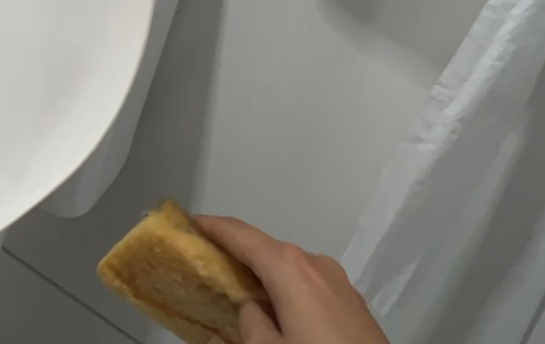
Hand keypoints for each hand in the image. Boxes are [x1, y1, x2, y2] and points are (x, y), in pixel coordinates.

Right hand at [194, 217, 389, 343]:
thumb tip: (256, 309)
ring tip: (244, 296)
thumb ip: (250, 323)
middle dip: (238, 256)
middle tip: (210, 265)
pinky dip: (290, 294)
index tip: (188, 223)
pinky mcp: (356, 308)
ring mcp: (341, 285)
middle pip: (266, 250)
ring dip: (266, 278)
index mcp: (289, 267)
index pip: (240, 234)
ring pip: (291, 271)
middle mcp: (315, 264)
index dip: (211, 227)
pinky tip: (283, 316)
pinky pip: (312, 289)